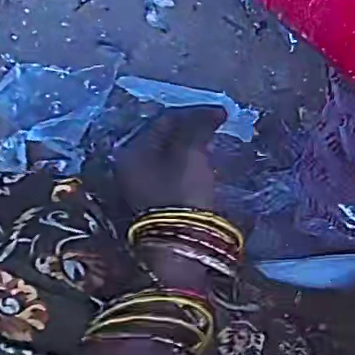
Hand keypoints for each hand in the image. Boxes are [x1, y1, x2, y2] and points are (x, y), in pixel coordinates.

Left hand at [114, 107, 226, 289]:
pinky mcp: (154, 201)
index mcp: (133, 149)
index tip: (223, 113)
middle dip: (190, 127)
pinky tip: (204, 164)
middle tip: (216, 125)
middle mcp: (130, 164)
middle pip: (163, 136)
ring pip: (167, 154)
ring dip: (190, 145)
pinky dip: (189, 162)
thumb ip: (198, 128)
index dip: (196, 112)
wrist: (180, 243)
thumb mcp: (190, 155)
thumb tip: (211, 113)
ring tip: (214, 142)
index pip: (165, 119)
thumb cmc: (182, 193)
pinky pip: (171, 171)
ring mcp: (140, 185)